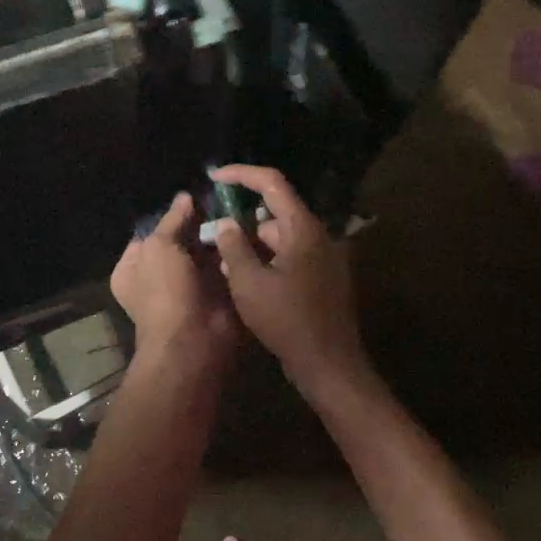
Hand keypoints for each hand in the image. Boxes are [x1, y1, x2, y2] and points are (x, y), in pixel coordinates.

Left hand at [111, 192, 234, 358]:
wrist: (194, 341)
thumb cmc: (164, 289)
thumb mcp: (159, 246)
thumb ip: (172, 220)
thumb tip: (184, 196)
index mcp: (132, 268)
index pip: (149, 234)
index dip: (169, 217)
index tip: (193, 198)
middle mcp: (156, 279)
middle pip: (180, 243)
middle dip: (199, 226)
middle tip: (222, 201)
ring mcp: (187, 289)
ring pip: (204, 255)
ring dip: (219, 239)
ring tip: (238, 210)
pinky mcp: (215, 297)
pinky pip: (223, 269)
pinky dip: (234, 256)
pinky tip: (248, 232)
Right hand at [209, 165, 365, 387]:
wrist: (329, 365)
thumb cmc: (287, 321)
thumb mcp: (249, 283)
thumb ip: (233, 246)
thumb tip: (226, 223)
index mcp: (303, 228)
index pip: (272, 183)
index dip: (241, 175)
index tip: (214, 178)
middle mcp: (318, 236)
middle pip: (274, 213)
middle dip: (242, 221)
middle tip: (212, 236)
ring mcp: (324, 257)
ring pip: (280, 238)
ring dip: (253, 245)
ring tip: (224, 265)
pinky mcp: (323, 278)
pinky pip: (290, 256)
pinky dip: (268, 261)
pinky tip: (245, 282)